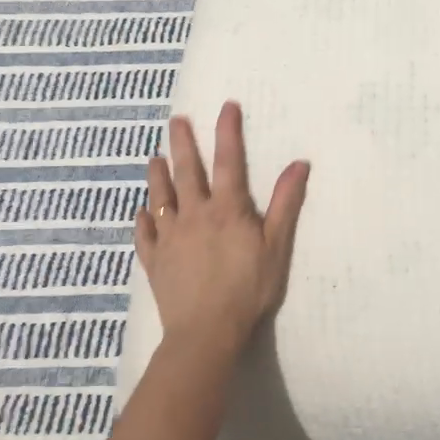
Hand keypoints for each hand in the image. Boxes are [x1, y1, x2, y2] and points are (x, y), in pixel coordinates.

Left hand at [137, 102, 309, 355]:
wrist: (206, 333)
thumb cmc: (248, 289)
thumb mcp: (276, 245)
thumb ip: (285, 203)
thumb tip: (299, 164)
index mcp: (227, 208)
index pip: (229, 160)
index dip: (227, 131)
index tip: (226, 106)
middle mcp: (194, 215)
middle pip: (187, 171)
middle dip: (182, 143)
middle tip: (176, 120)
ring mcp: (170, 238)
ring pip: (161, 197)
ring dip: (157, 174)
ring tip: (155, 156)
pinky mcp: (154, 262)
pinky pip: (144, 235)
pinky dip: (142, 220)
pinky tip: (140, 211)